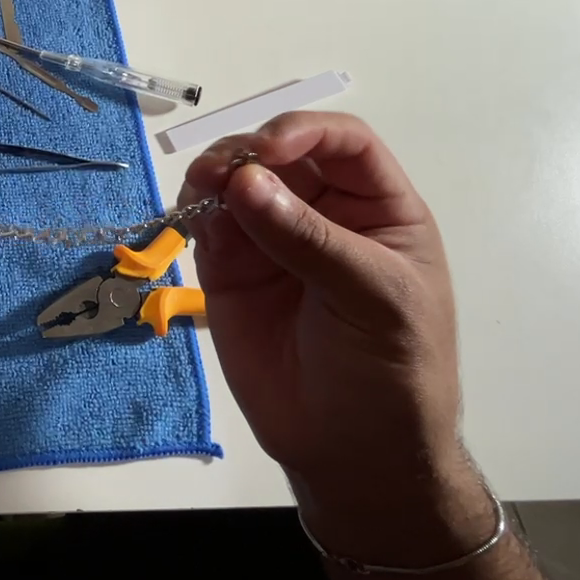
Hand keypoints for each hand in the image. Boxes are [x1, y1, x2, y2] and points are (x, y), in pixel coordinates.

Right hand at [183, 112, 509, 571]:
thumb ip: (307, 238)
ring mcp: (269, 235)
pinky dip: (192, 206)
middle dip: (245, 151)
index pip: (344, 142)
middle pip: (277, 151)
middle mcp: (320, 211)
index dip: (306, 131)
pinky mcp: (228, 262)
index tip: (267, 149)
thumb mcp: (370, 299)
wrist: (345, 449)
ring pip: (233, 177)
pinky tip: (192, 217)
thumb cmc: (388, 370)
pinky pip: (204, 216)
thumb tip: (243, 180)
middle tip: (218, 174)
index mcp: (376, 210)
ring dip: (212, 173)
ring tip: (200, 191)